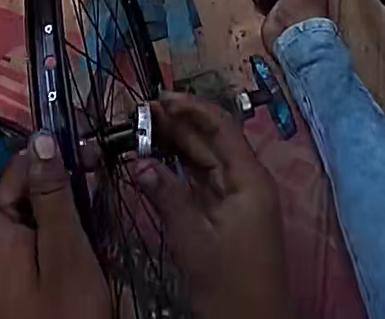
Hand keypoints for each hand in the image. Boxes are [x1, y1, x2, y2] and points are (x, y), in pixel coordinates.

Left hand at [0, 106, 111, 318]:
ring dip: (51, 189)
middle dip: (35, 164)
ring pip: (20, 209)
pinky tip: (82, 212)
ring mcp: (4, 265)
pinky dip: (52, 217)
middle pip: (1, 187)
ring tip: (89, 175)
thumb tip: (40, 139)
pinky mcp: (20, 281)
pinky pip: (30, 234)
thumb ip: (52, 195)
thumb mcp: (65, 253)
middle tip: (79, 148)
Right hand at [132, 93, 290, 318]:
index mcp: (249, 179)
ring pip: (198, 157)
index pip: (220, 126)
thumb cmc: (230, 286)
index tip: (157, 98)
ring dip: (170, 142)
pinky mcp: (221, 213)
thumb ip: (165, 193)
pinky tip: (149, 157)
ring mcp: (233, 198)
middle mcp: (243, 181)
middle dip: (172, 123)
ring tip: (137, 128)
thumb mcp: (193, 238)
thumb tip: (138, 160)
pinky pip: (195, 177)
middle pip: (206, 139)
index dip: (189, 106)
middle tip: (135, 112)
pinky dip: (172, 165)